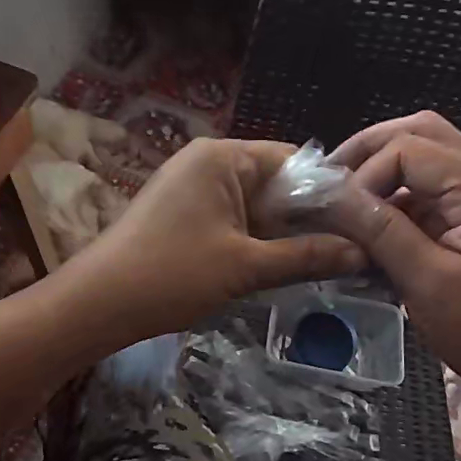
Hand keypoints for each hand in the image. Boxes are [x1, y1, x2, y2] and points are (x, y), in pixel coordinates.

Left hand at [58, 138, 367, 344]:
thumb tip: (362, 252)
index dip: (330, 194)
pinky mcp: (182, 213)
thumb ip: (305, 255)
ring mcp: (191, 187)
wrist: (98, 303)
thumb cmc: (171, 275)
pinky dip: (255, 240)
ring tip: (325, 261)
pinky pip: (232, 218)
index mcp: (223, 157)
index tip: (362, 226)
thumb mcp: (245, 267)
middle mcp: (207, 161)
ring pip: (254, 205)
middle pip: (275, 183)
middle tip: (350, 251)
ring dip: (282, 233)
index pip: (294, 161)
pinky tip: (280, 265)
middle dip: (307, 217)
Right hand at [327, 112, 460, 389]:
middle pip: (422, 137)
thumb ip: (381, 230)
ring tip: (340, 205)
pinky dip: (389, 206)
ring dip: (378, 179)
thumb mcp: (427, 281)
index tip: (337, 211)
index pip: (412, 149)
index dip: (366, 173)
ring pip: (421, 164)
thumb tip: (333, 193)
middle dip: (369, 153)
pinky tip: (364, 231)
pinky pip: (423, 198)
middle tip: (329, 181)